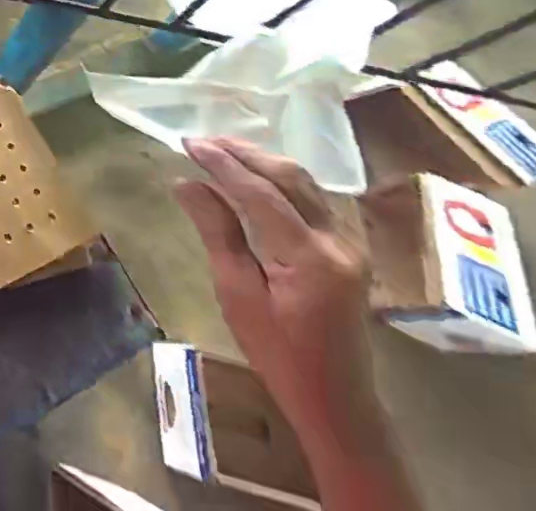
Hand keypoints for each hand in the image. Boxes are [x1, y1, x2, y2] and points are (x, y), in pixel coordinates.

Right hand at [176, 139, 416, 510]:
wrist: (334, 395)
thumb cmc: (275, 348)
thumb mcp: (235, 290)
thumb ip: (216, 231)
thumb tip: (186, 182)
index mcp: (310, 257)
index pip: (261, 193)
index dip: (222, 164)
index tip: (187, 143)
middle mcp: (339, 244)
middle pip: (292, 180)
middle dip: (244, 154)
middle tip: (200, 140)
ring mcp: (349, 246)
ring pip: (306, 186)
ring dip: (262, 162)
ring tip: (219, 150)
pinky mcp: (346, 251)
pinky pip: (312, 200)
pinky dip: (278, 180)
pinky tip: (251, 176)